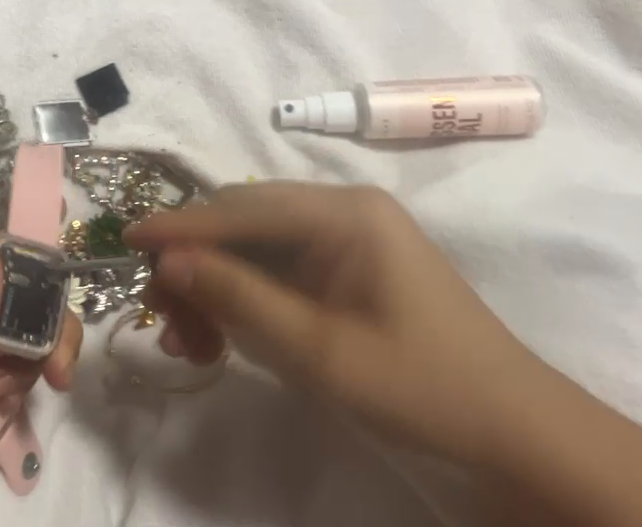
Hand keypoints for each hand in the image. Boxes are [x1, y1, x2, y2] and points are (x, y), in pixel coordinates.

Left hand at [0, 245, 82, 526]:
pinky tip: (17, 408)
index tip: (64, 299)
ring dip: (37, 354)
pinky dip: (24, 378)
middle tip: (59, 371)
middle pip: (5, 295)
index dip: (27, 268)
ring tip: (41, 394)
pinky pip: (7, 364)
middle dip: (42, 323)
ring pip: (12, 329)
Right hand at [126, 183, 543, 467]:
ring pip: (253, 248)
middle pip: (243, 223)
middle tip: (160, 312)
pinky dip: (243, 299)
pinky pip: (277, 270)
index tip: (127, 240)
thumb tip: (167, 260)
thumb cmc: (421, 386)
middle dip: (195, 264)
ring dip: (214, 287)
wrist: (514, 434)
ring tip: (189, 341)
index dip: (181, 225)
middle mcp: (341, 211)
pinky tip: (222, 336)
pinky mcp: (346, 269)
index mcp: (344, 213)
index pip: (241, 208)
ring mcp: (345, 239)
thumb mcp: (319, 349)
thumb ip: (239, 296)